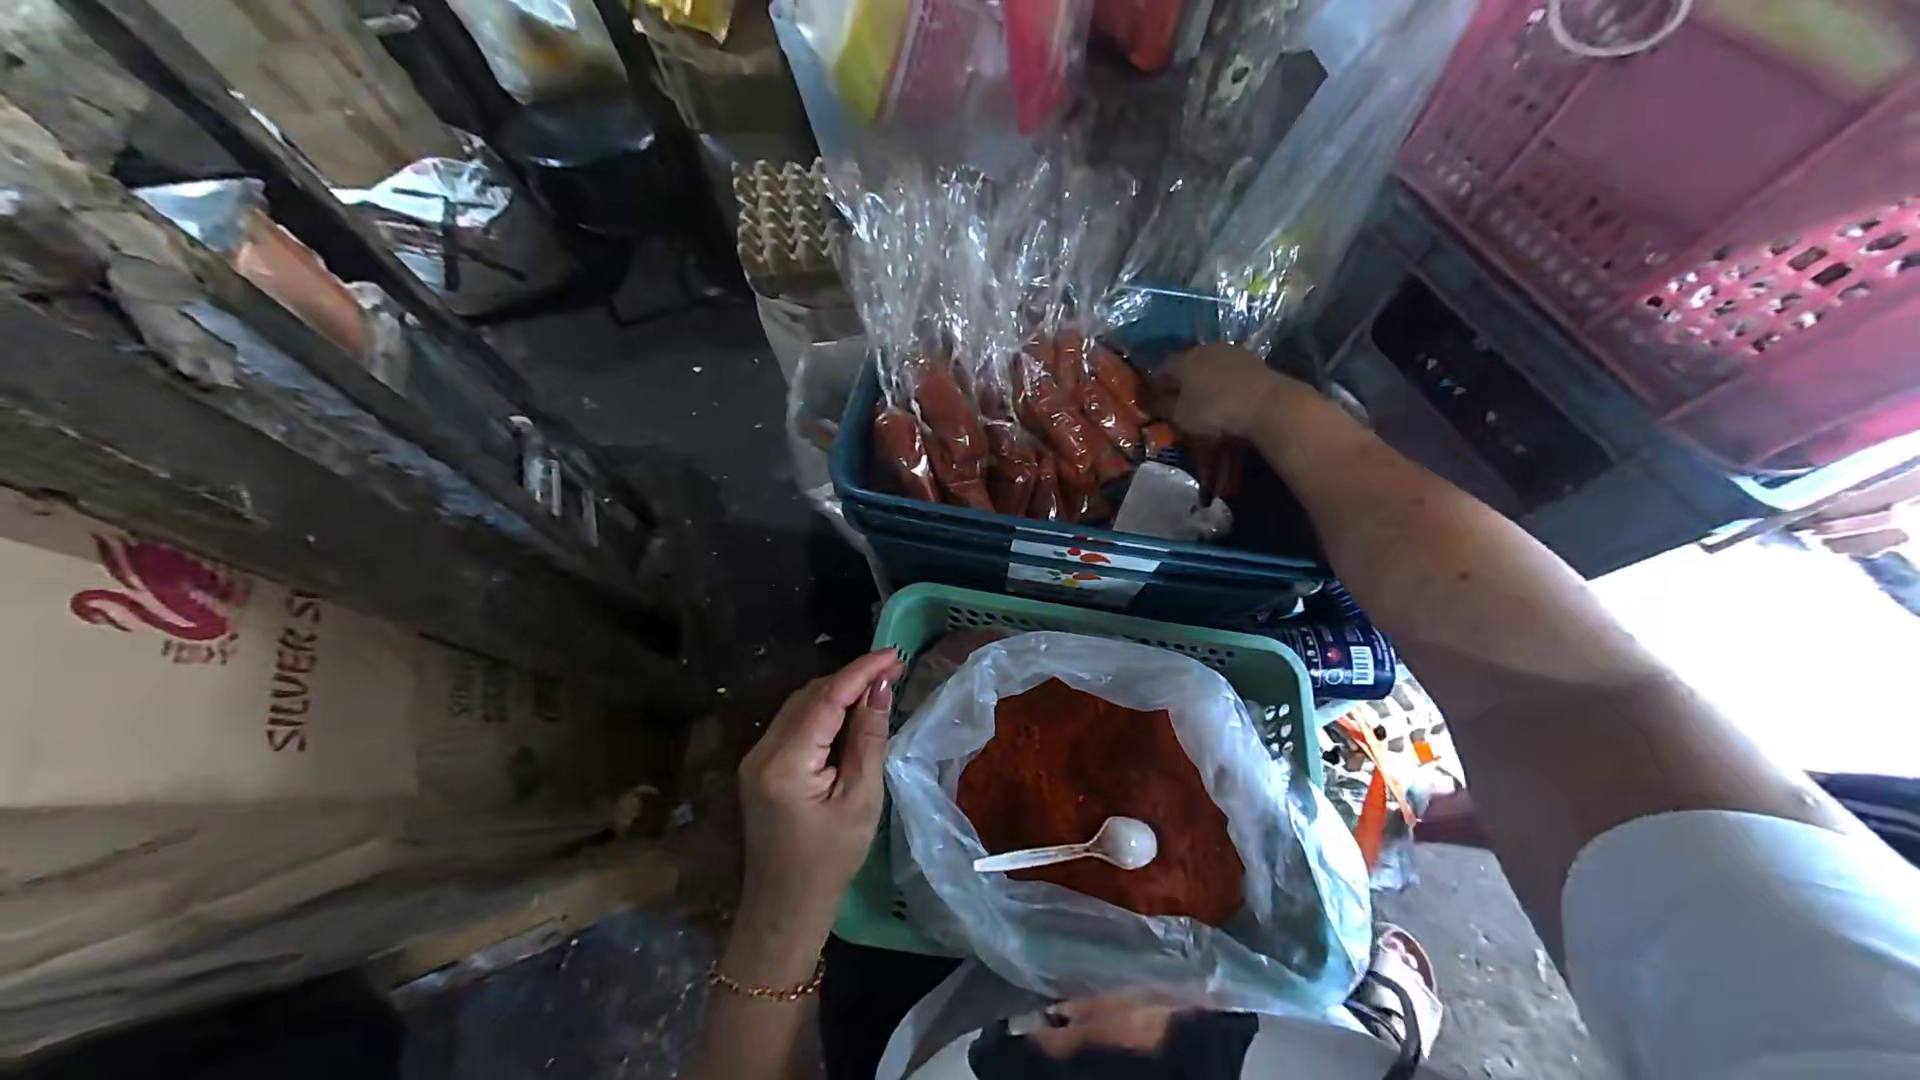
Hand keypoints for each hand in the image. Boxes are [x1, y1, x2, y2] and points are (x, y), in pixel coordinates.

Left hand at [736, 648, 903, 938]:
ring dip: (838, 690)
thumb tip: (880, 688)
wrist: (785, 909)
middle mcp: (761, 751)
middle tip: (893, 669)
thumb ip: (868, 739)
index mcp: (785, 763)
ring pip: (800, 705)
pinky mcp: (760, 765)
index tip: (894, 654)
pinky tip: (850, 709)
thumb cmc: (830, 862)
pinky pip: (794, 723)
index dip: (861, 671)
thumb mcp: (861, 800)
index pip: (826, 699)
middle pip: (809, 695)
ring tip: (878, 684)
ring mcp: (756, 757)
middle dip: (851, 677)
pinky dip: (824, 709)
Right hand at [1159, 344, 1295, 438]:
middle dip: (1180, 381)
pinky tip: (1224, 398)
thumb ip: (1163, 407)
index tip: (1153, 400)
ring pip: (1209, 366)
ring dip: (1203, 381)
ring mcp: (1232, 352)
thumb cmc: (1214, 410)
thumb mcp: (1180, 416)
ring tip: (1202, 400)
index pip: (1161, 369)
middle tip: (1177, 401)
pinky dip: (1222, 383)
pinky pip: (1228, 372)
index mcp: (1184, 359)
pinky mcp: (1253, 361)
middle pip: (1186, 364)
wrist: (1267, 404)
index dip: (1154, 385)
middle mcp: (1206, 349)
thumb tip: (1151, 402)